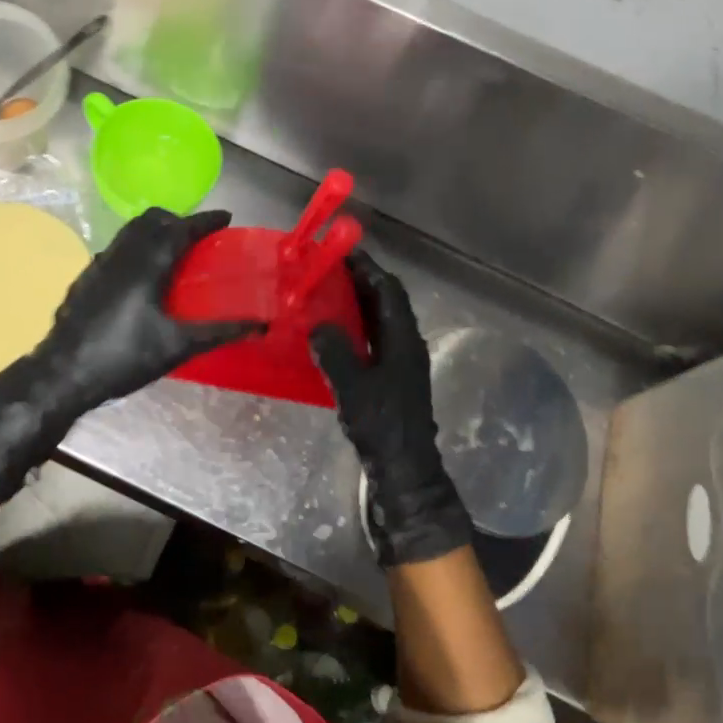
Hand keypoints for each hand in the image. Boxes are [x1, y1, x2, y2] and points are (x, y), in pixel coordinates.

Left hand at [0, 208, 260, 500]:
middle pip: (153, 220)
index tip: (226, 218)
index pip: (182, 228)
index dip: (206, 221)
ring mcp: (99, 263)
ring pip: (130, 231)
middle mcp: (123, 254)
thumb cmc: (124, 357)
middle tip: (199, 238)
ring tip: (173, 252)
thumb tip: (258, 325)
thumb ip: (218, 332)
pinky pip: (116, 249)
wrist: (64, 372)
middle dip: (179, 221)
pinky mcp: (86, 277)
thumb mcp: (177, 346)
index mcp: (148, 263)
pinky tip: (141, 276)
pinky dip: (135, 248)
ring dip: (155, 232)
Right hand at [310, 250, 470, 565]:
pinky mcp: (389, 379)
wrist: (405, 470)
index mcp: (403, 340)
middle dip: (359, 282)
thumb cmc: (383, 425)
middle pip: (385, 302)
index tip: (341, 251)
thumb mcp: (353, 386)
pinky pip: (371, 340)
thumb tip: (317, 324)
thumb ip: (334, 351)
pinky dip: (352, 328)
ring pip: (378, 321)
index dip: (367, 268)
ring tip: (322, 294)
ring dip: (355, 304)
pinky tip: (329, 333)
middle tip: (325, 270)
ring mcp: (399, 363)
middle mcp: (405, 345)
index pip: (388, 291)